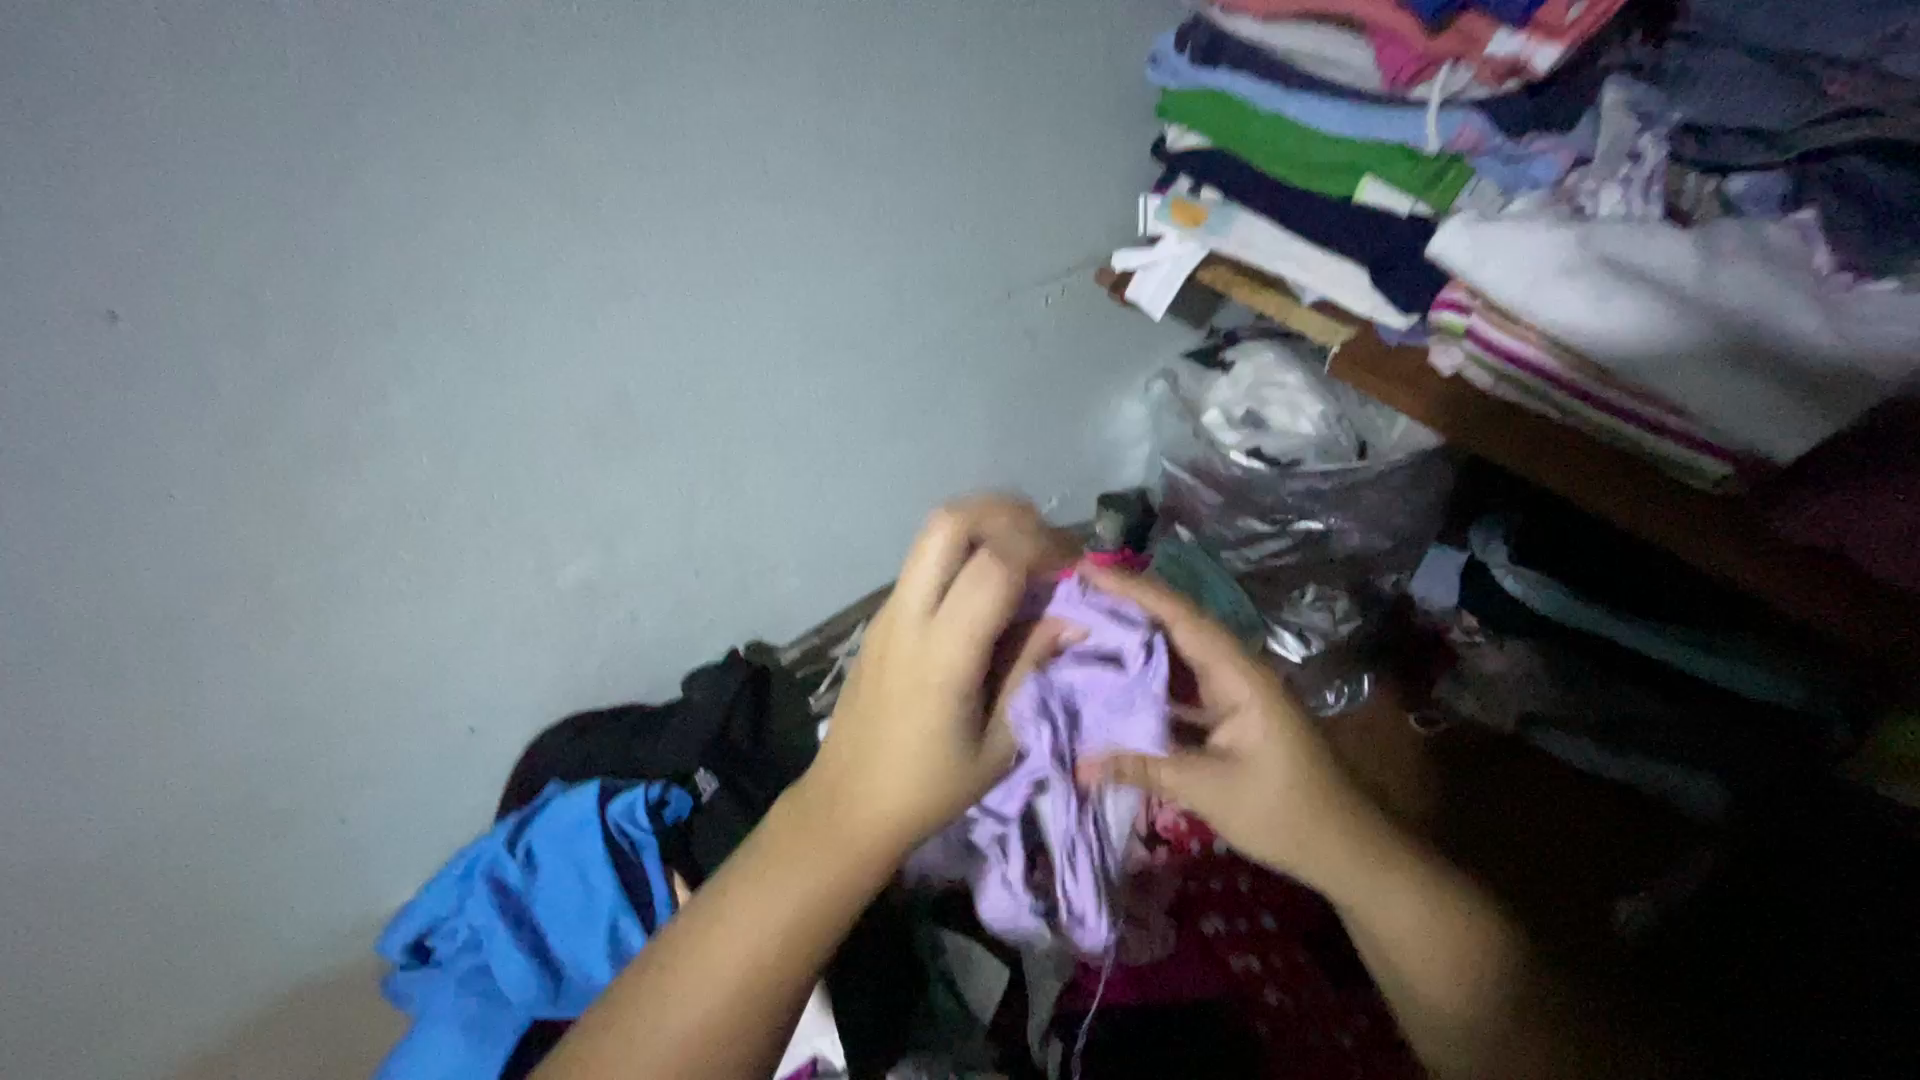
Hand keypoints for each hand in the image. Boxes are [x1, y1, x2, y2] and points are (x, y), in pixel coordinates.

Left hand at [800, 496, 1082, 854]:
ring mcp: (887, 611)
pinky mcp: (880, 617)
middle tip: (1049, 543)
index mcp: (942, 654)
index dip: (1043, 549)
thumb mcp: (998, 742)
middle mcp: (908, 616)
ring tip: (1027, 556)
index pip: (994, 565)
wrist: (848, 803)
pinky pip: (925, 562)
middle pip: (950, 522)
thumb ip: (1032, 668)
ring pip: (933, 534)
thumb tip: (1073, 619)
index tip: (1077, 567)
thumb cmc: (929, 788)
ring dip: (985, 527)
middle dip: (1008, 514)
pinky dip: (965, 552)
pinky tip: (992, 586)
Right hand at [1078, 564, 1376, 890]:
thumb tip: (1079, 765)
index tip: (1089, 571)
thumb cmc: (1283, 812)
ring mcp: (1233, 693)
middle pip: (1176, 626)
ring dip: (1136, 641)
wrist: (1344, 849)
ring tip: (1085, 626)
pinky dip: (1148, 681)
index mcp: (1239, 675)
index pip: (1181, 617)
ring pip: (1177, 655)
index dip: (1134, 590)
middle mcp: (1235, 672)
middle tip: (1075, 594)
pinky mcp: (1229, 716)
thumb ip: (1142, 768)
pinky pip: (1181, 686)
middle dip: (1128, 606)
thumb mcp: (1208, 789)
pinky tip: (1114, 681)